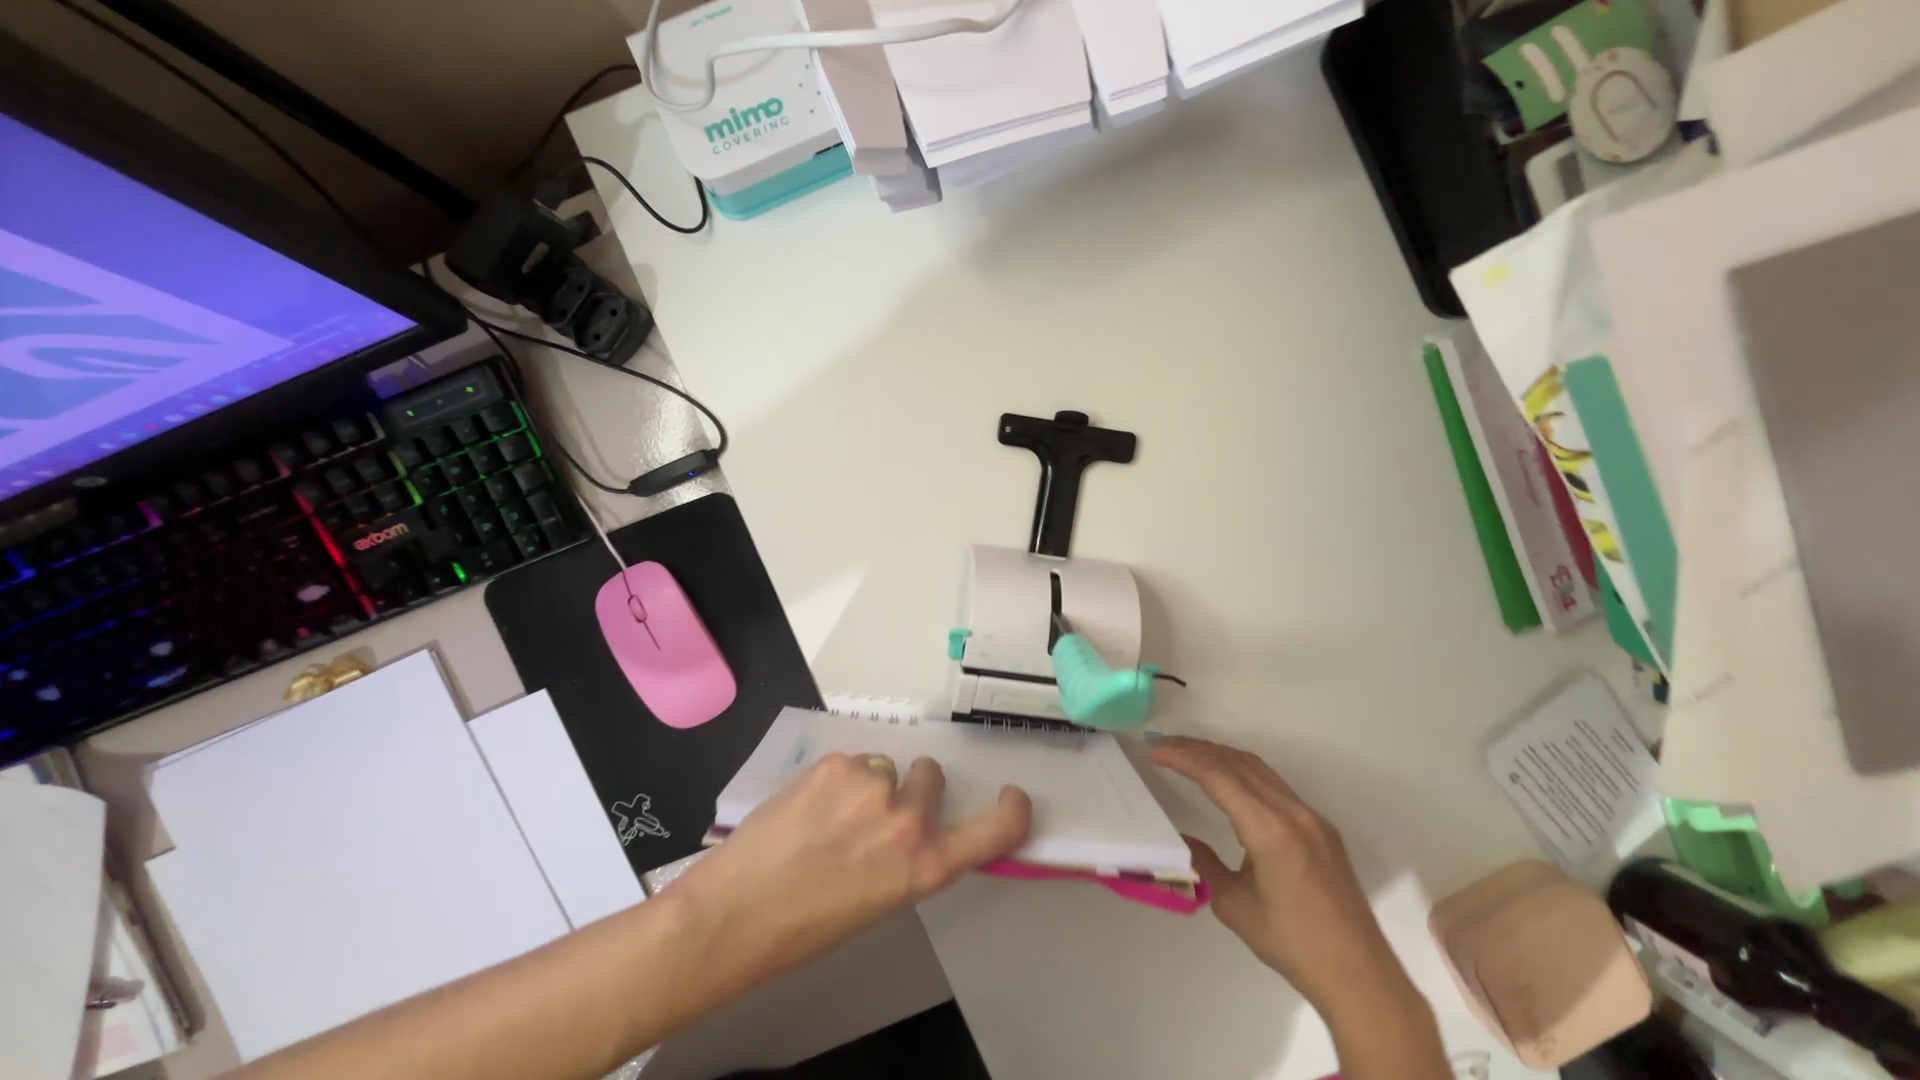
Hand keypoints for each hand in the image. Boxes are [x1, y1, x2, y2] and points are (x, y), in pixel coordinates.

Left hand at [672, 753, 1032, 982]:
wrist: (736, 911)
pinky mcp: (835, 764)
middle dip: (911, 788)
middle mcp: (909, 821)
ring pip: (884, 766)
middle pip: (931, 776)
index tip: (1011, 797)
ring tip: (828, 816)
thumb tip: (908, 831)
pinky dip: (836, 779)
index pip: (994, 829)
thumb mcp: (878, 903)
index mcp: (924, 868)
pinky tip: (807, 806)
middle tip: (873, 814)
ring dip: (867, 783)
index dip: (1010, 810)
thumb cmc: (806, 928)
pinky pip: (851, 762)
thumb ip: (907, 861)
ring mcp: (872, 786)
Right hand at [1150, 736, 1416, 1020]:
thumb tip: (1184, 839)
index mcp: (1270, 831)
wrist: (1356, 972)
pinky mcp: (1320, 828)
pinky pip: (1275, 786)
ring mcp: (1311, 818)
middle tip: (1161, 745)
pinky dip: (1243, 773)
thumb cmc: (1291, 943)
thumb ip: (1205, 864)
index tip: (1153, 751)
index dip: (1182, 758)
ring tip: (1187, 754)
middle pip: (1238, 763)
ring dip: (1221, 756)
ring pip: (1259, 770)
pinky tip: (1226, 782)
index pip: (1218, 776)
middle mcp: (1293, 813)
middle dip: (1197, 749)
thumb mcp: (1234, 905)